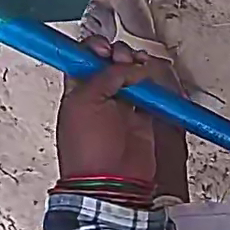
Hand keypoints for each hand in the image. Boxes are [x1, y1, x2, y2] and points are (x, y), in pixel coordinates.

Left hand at [56, 35, 155, 181]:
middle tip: (122, 59)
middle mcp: (97, 97)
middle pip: (109, 64)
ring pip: (130, 75)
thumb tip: (125, 66)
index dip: (93, 49)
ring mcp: (120, 107)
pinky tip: (151, 77)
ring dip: (136, 66)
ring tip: (139, 67)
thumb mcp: (86, 102)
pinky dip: (152, 83)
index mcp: (76, 92)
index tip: (102, 48)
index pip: (83, 60)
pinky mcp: (140, 118)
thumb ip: (105, 77)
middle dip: (118, 55)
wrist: (111, 181)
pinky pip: (148, 93)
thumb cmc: (87, 148)